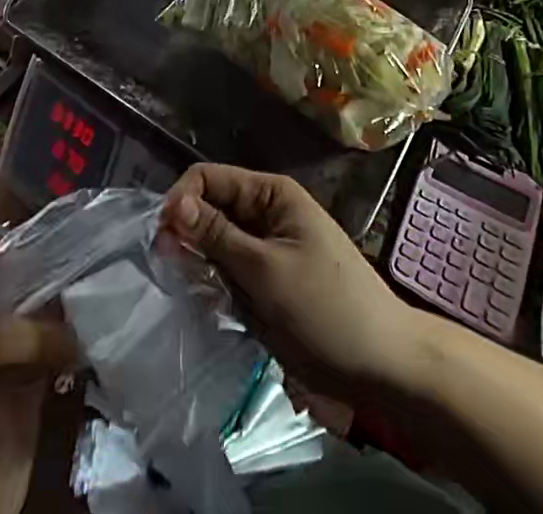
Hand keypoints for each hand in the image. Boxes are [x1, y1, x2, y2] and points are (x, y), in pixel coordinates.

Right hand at [160, 165, 423, 401]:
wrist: (380, 363)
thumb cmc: (325, 308)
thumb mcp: (265, 269)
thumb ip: (216, 235)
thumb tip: (172, 203)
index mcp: (271, 194)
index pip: (208, 178)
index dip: (181, 201)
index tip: (163, 239)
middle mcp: (265, 213)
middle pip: (208, 208)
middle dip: (187, 234)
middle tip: (173, 270)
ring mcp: (264, 248)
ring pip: (213, 242)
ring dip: (199, 263)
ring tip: (193, 289)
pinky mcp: (264, 280)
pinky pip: (226, 270)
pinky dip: (214, 283)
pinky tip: (209, 302)